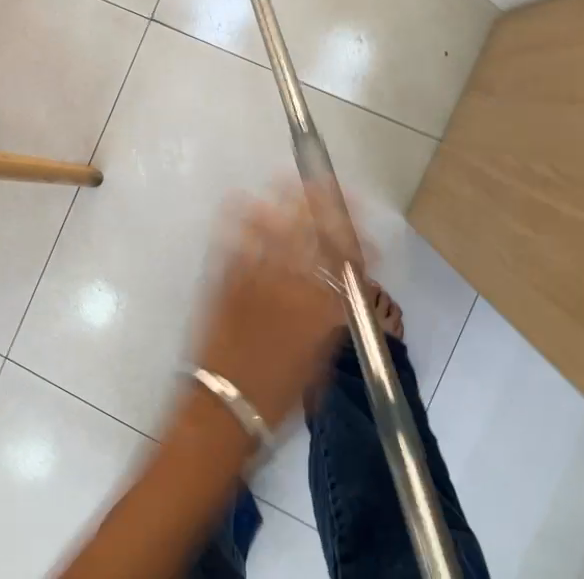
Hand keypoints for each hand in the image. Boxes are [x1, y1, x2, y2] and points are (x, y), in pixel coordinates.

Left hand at [189, 183, 352, 429]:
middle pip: (311, 234)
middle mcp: (290, 286)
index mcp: (320, 309)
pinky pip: (232, 239)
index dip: (354, 235)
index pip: (344, 259)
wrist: (223, 406)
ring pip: (273, 229)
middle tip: (326, 183)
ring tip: (288, 178)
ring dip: (283, 201)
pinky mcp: (222, 280)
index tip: (361, 219)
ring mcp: (253, 278)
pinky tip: (242, 197)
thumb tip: (337, 293)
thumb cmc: (277, 394)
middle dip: (321, 204)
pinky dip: (239, 217)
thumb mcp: (319, 360)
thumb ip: (329, 319)